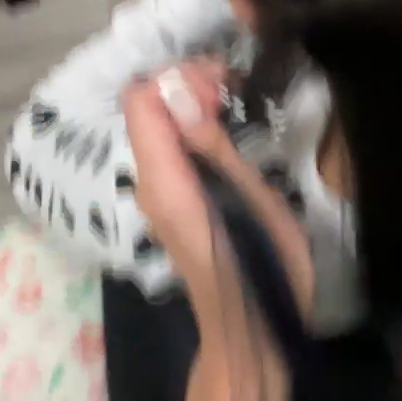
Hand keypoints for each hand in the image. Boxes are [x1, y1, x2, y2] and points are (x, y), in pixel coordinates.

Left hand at [121, 60, 314, 312]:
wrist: (253, 326)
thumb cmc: (260, 260)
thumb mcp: (246, 193)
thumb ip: (210, 140)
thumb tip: (180, 87)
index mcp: (162, 177)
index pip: (141, 99)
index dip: (178, 75)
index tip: (222, 77)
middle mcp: (150, 179)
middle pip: (150, 107)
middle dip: (189, 83)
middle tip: (236, 83)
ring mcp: (161, 189)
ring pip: (163, 122)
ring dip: (196, 100)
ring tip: (238, 97)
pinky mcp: (177, 196)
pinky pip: (175, 143)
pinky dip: (199, 124)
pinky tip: (230, 125)